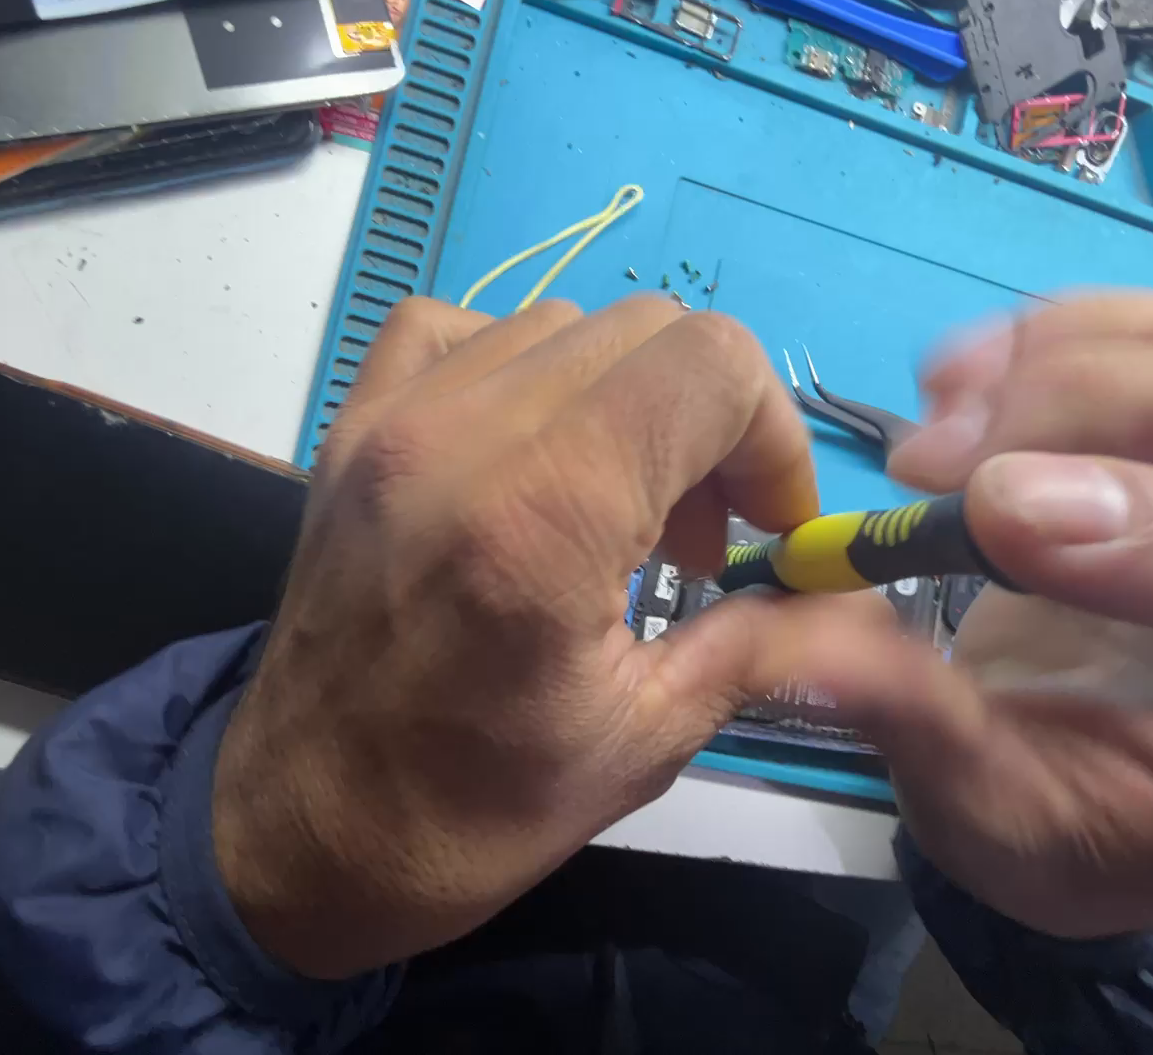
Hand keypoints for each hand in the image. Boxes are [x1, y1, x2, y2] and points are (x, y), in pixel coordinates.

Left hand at [211, 296, 897, 977]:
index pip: (711, 364)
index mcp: (546, 516)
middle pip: (651, 330)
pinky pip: (463, 329)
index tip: (765, 525)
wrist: (295, 828)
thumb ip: (765, 641)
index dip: (771, 436)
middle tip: (698, 529)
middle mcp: (462, 432)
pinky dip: (524, 369)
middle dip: (710, 421)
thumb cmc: (469, 810)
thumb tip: (858, 597)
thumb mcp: (642, 740)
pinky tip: (526, 449)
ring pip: (566, 323)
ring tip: (615, 500)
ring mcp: (393, 415)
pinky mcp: (352, 423)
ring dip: (625, 399)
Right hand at [864, 294, 1152, 935]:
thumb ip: (915, 723)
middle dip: (1096, 409)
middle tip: (929, 460)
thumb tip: (803, 641)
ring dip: (1067, 355)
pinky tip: (962, 382)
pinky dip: (1055, 333)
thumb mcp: (983, 812)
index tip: (982, 513)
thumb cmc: (1060, 823)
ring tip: (934, 414)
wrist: (1082, 783)